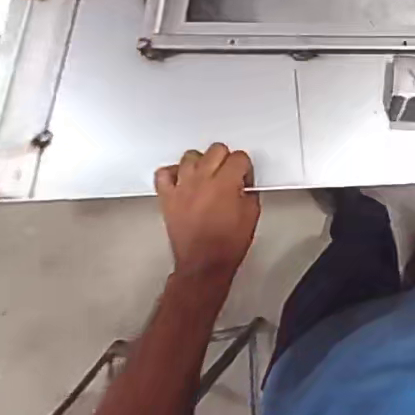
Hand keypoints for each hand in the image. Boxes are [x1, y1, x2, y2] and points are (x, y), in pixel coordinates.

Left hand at [155, 143, 259, 284]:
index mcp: (225, 183)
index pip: (239, 157)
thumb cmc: (225, 245)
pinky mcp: (168, 197)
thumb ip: (248, 194)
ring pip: (190, 156)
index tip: (244, 178)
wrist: (204, 265)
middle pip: (216, 149)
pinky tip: (181, 179)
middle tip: (229, 174)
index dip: (245, 168)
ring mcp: (183, 187)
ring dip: (201, 162)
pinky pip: (164, 174)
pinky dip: (172, 173)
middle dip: (226, 159)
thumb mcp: (251, 216)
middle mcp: (202, 180)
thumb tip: (244, 187)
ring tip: (207, 174)